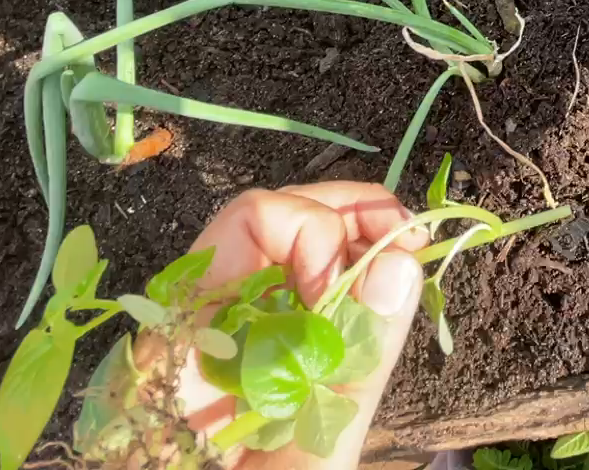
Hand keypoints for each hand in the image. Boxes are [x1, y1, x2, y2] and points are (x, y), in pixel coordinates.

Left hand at [162, 182, 425, 468]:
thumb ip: (350, 372)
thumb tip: (402, 264)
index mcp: (180, 344)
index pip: (253, 221)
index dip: (316, 234)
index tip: (351, 293)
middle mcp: (194, 318)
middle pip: (278, 215)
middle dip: (353, 219)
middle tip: (408, 252)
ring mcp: (219, 332)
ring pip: (292, 241)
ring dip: (357, 242)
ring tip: (401, 273)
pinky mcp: (246, 349)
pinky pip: (299, 281)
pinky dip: (348, 275)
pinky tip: (375, 304)